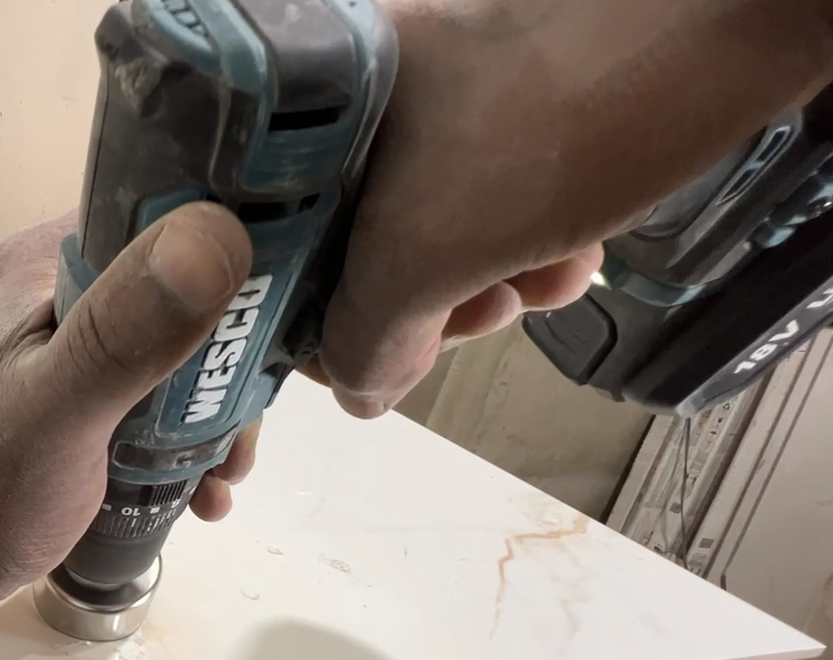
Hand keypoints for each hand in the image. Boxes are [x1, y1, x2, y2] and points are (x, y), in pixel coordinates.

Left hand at [0, 204, 254, 590]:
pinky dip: (194, 439)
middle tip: (244, 428)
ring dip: (219, 413)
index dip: (236, 250)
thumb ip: (122, 334)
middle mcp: (66, 291)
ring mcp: (80, 348)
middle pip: (189, 293)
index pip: (163, 214)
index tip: (277, 317)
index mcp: (45, 263)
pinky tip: (205, 487)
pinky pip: (165, 397)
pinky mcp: (93, 396)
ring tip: (226, 471)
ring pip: (185, 352)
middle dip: (231, 362)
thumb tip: (219, 237)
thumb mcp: (55, 412)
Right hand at [312, 0, 832, 417]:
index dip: (304, 322)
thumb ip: (371, 342)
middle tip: (473, 325)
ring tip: (537, 290)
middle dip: (415, 307)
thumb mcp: (437, 249)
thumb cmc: (566, 112)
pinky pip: (470, 192)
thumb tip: (357, 399)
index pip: (265, 252)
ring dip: (474, 286)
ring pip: (414, 229)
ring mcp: (427, 86)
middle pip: (342, 248)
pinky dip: (511, 241)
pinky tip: (567, 256)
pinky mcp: (496, 90)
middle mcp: (349, 94)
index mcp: (305, 110)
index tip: (367, 358)